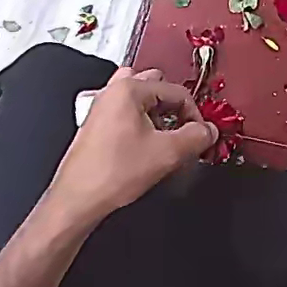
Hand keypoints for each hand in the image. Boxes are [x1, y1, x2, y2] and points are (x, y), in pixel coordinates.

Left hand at [45, 68, 215, 225]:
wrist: (78, 200)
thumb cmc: (113, 174)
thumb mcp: (167, 153)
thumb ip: (196, 137)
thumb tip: (208, 131)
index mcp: (129, 89)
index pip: (176, 92)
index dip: (194, 114)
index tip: (200, 134)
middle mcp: (113, 92)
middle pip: (158, 86)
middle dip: (175, 108)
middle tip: (183, 130)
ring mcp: (102, 106)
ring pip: (141, 98)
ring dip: (158, 111)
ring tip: (165, 136)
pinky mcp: (97, 124)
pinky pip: (126, 111)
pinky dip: (141, 120)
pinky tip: (146, 145)